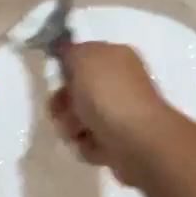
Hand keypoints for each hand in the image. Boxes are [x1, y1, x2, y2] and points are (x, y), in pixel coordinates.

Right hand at [48, 41, 178, 185]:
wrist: (138, 141)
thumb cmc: (108, 94)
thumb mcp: (83, 58)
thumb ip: (70, 51)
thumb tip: (67, 52)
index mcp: (116, 56)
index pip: (84, 56)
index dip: (66, 67)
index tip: (57, 79)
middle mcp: (121, 82)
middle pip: (79, 89)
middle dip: (64, 102)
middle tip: (61, 110)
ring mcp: (121, 113)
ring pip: (81, 117)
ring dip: (71, 125)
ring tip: (78, 131)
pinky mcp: (119, 142)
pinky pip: (90, 142)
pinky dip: (87, 145)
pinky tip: (93, 144)